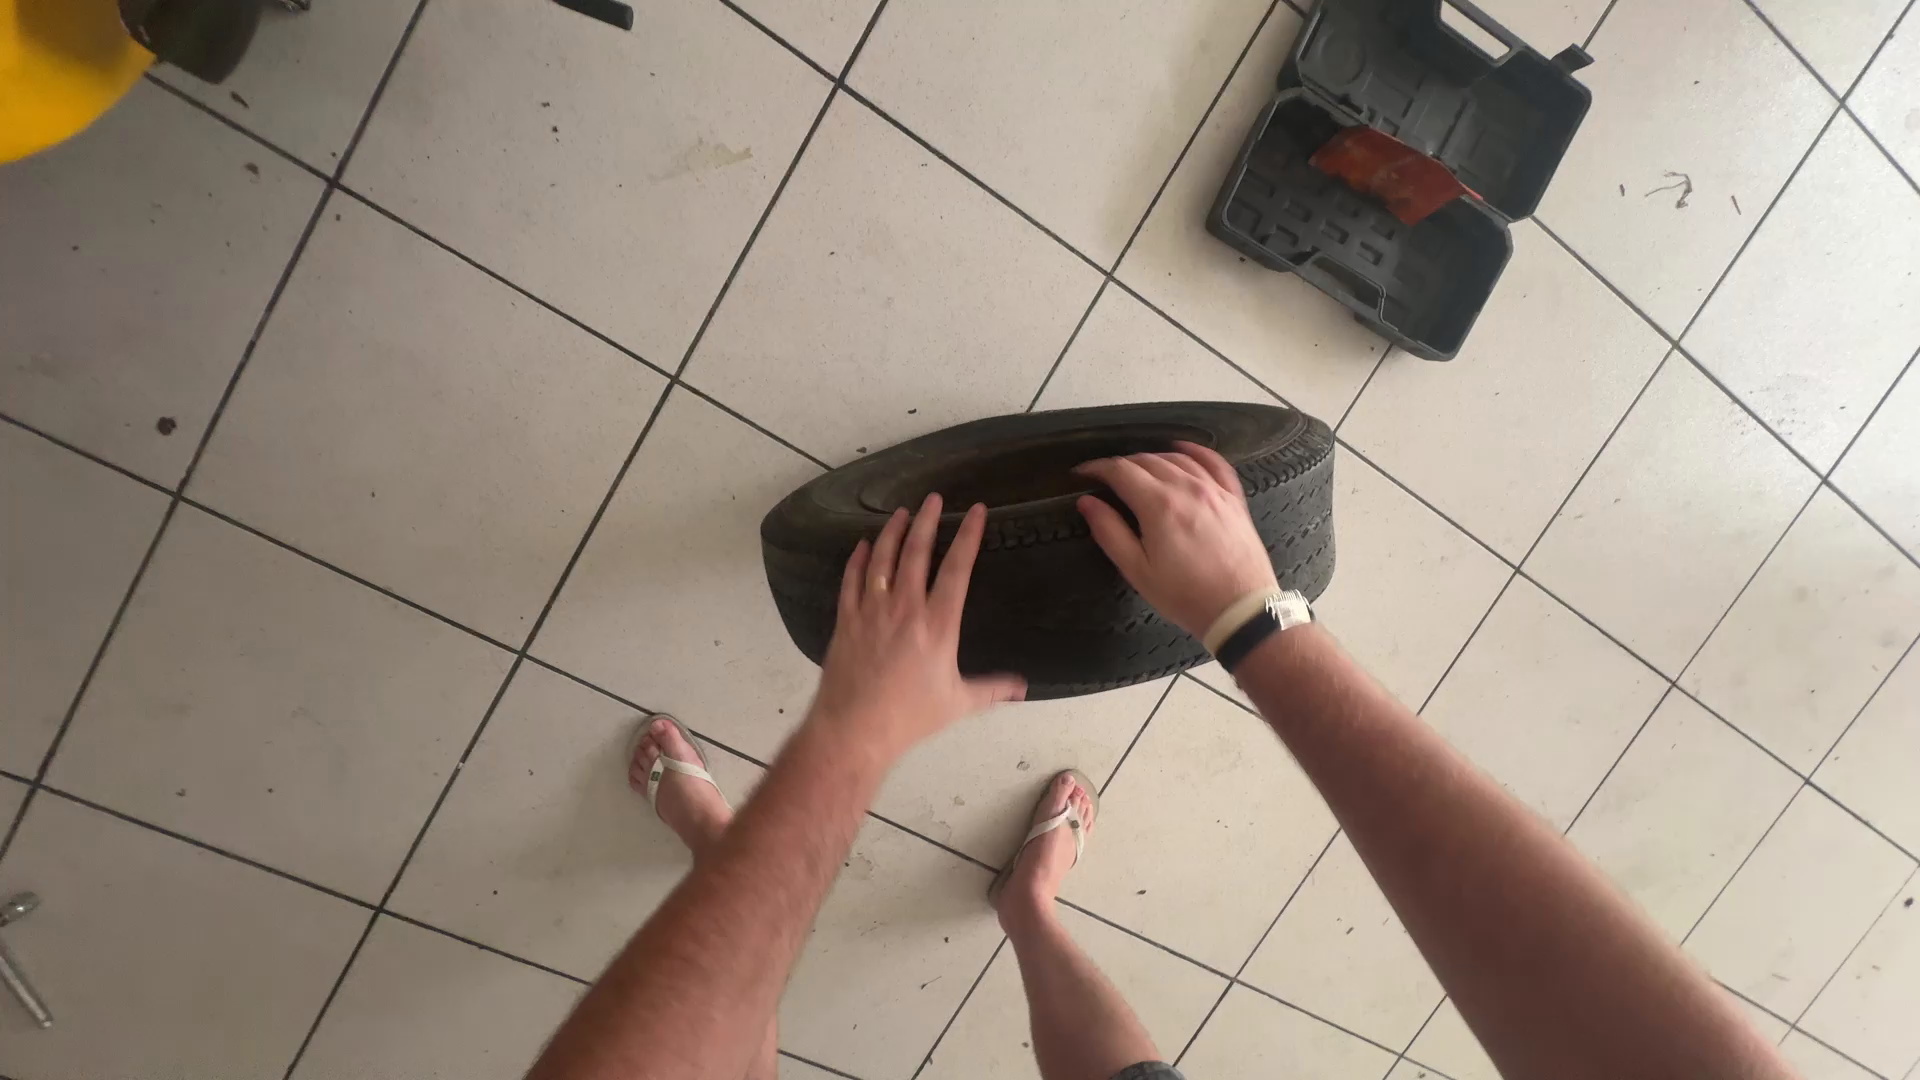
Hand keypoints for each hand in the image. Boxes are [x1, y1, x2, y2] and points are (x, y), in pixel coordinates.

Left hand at [809, 494, 1026, 760]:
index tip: (976, 511)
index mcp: (938, 624)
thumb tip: (1023, 687)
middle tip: (934, 498)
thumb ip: (992, 688)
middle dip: (927, 521)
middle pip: (917, 552)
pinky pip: (851, 580)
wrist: (855, 729)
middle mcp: (905, 608)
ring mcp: (872, 610)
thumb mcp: (959, 703)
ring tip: (901, 513)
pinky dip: (857, 559)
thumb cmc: (910, 716)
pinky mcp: (846, 619)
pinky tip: (861, 545)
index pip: (957, 568)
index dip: (969, 535)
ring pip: (882, 559)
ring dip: (892, 532)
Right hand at [1075, 441, 1277, 637]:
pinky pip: (1213, 462)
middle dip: (1120, 465)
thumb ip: (1109, 532)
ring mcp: (1213, 490)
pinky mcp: (1233, 498)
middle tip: (1105, 480)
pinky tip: (1182, 449)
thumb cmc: (1184, 595)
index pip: (1120, 470)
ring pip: (1176, 458)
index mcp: (1158, 505)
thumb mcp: (1137, 570)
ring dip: (1150, 459)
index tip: (1082, 474)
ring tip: (1135, 471)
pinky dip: (1194, 451)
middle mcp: (1186, 488)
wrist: (1240, 609)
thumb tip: (1087, 502)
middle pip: (1146, 460)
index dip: (1096, 468)